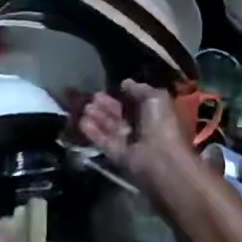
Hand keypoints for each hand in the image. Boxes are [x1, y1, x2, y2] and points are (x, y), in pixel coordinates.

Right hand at [77, 79, 191, 183]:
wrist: (160, 159)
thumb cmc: (160, 124)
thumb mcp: (155, 98)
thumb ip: (139, 88)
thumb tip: (125, 83)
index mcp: (152, 112)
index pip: (132, 101)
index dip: (119, 94)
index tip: (106, 87)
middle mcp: (139, 126)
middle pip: (118, 113)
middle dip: (105, 104)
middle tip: (92, 96)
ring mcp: (127, 141)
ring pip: (108, 126)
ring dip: (96, 116)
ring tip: (85, 106)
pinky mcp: (117, 154)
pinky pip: (102, 140)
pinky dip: (92, 131)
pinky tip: (81, 121)